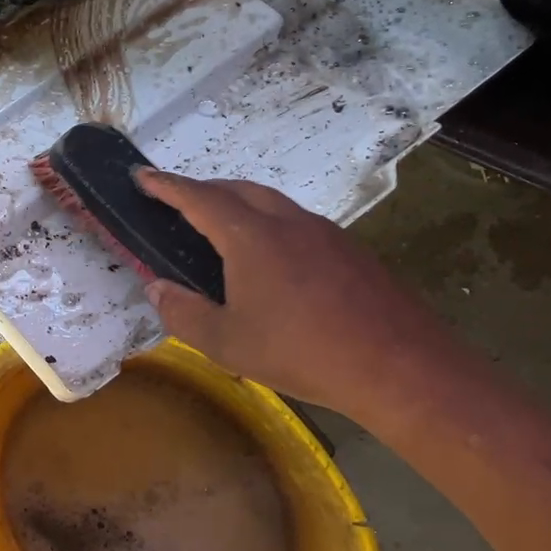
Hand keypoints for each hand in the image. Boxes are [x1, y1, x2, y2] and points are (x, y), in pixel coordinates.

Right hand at [136, 169, 458, 418]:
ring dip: (240, 205)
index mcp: (251, 238)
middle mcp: (289, 224)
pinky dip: (271, 226)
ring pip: (273, 204)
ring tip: (222, 231)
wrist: (409, 375)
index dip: (165, 185)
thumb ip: (183, 312)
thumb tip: (157, 288)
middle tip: (178, 203)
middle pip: (239, 189)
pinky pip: (300, 225)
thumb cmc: (306, 354)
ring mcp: (328, 237)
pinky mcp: (355, 255)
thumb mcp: (226, 343)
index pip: (198, 198)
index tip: (141, 175)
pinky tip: (272, 262)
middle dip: (203, 189)